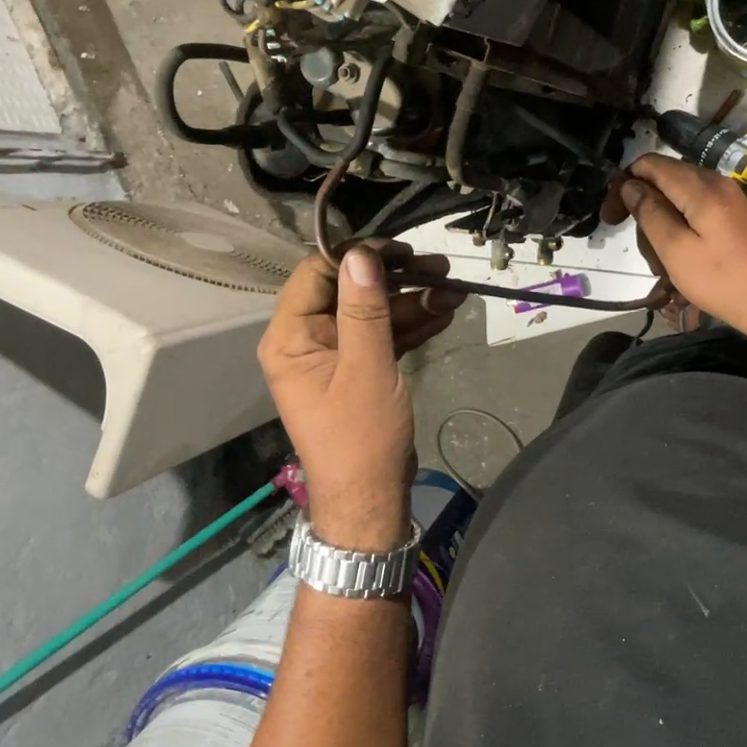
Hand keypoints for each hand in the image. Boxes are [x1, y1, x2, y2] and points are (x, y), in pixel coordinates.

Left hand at [258, 242, 466, 550]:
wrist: (372, 498)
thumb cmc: (360, 435)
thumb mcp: (366, 368)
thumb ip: (364, 309)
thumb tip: (363, 254)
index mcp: (291, 337)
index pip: (317, 275)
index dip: (358, 256)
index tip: (401, 249)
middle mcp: (308, 340)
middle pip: (351, 291)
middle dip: (397, 278)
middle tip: (439, 266)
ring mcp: (336, 356)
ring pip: (374, 313)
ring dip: (413, 300)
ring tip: (454, 288)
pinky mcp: (361, 370)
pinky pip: (385, 336)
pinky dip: (413, 325)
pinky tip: (445, 311)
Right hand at [604, 154, 746, 332]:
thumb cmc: (723, 281)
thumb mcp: (675, 250)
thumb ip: (650, 213)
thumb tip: (630, 185)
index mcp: (701, 186)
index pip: (650, 164)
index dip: (624, 184)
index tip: (611, 218)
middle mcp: (717, 183)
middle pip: (665, 182)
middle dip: (645, 213)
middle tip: (645, 254)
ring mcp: (729, 200)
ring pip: (680, 201)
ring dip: (663, 230)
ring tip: (665, 268)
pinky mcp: (736, 218)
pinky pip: (697, 214)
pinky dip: (682, 234)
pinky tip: (683, 264)